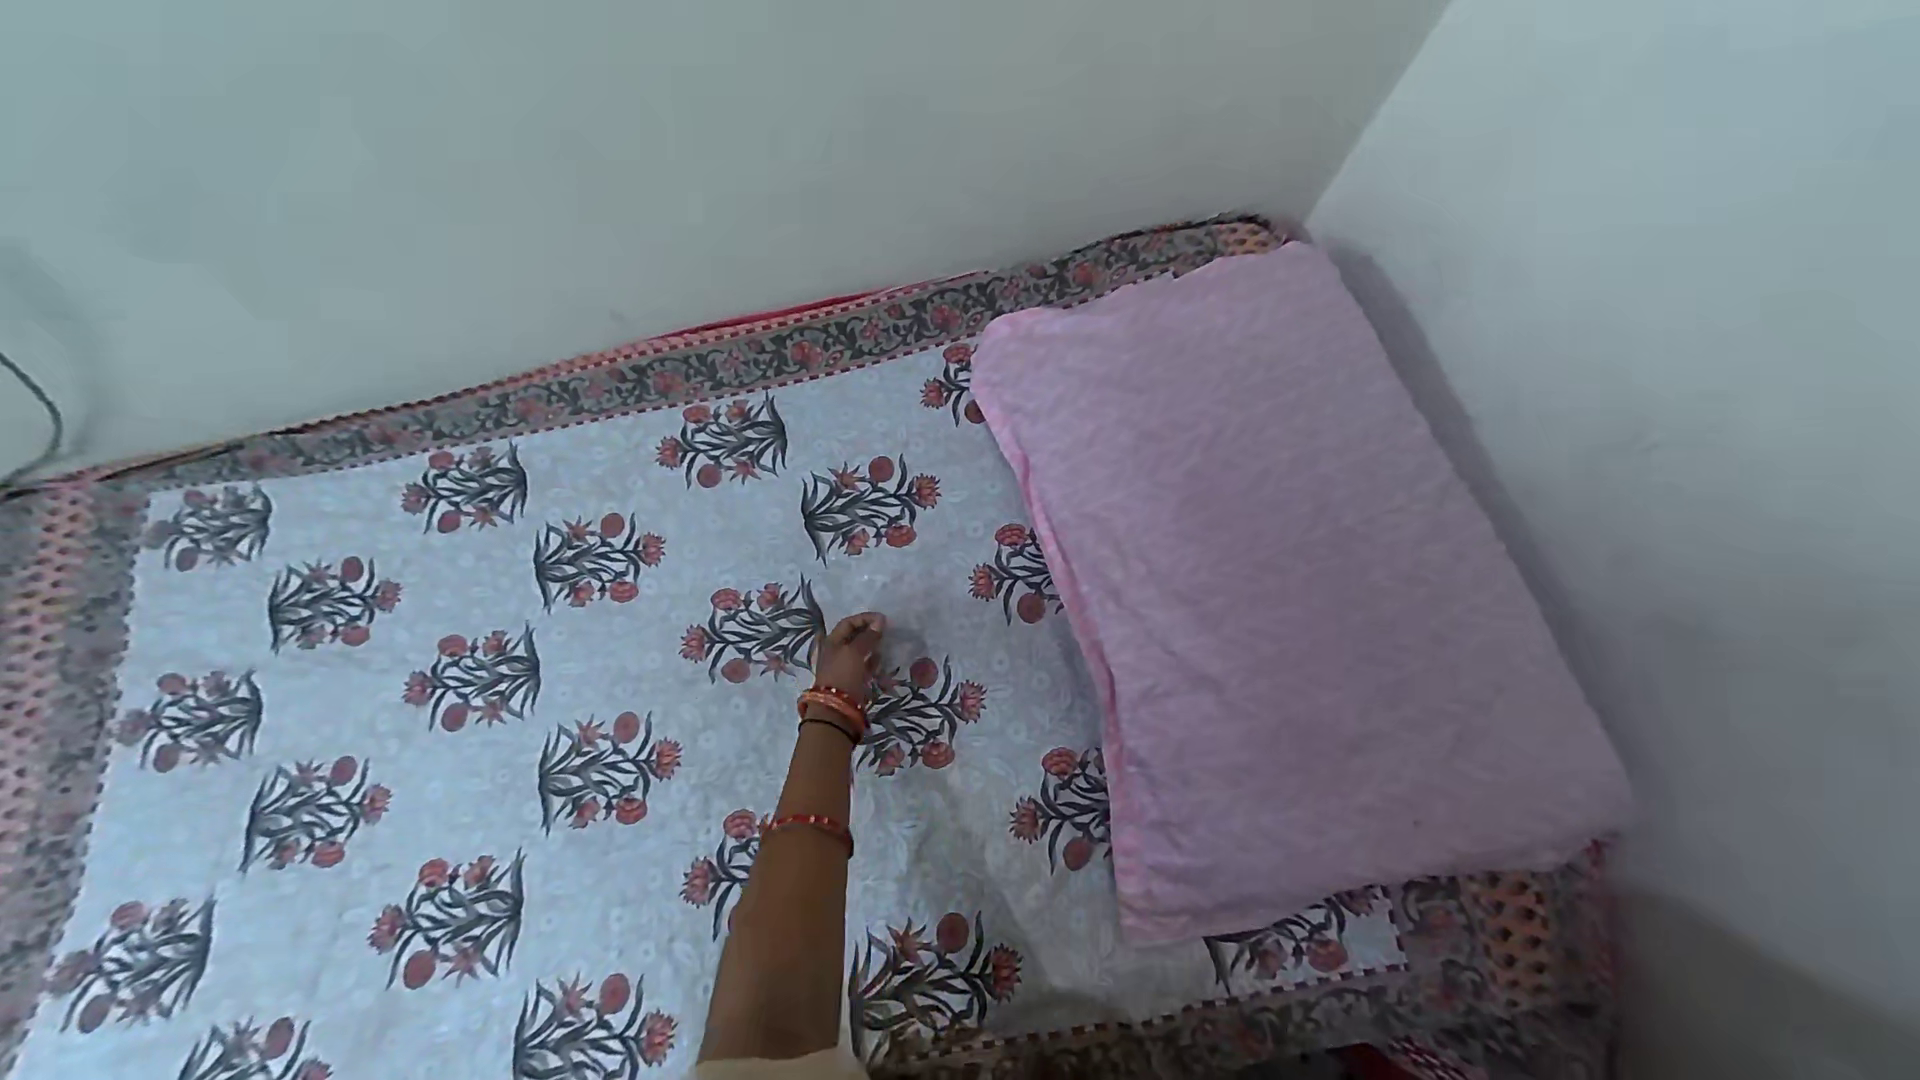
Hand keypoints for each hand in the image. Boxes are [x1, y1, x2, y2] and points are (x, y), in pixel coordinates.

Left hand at [812, 612, 885, 701]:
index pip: (848, 623)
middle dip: (870, 631)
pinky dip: (873, 660)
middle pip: (854, 636)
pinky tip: (882, 658)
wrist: (838, 707)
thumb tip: (880, 621)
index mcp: (833, 641)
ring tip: (886, 643)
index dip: (864, 618)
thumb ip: (868, 636)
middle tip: (886, 630)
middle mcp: (837, 651)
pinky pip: (865, 664)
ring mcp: (845, 665)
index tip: (882, 619)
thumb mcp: (854, 652)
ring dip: (873, 645)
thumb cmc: (843, 673)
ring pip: (861, 650)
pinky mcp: (853, 677)